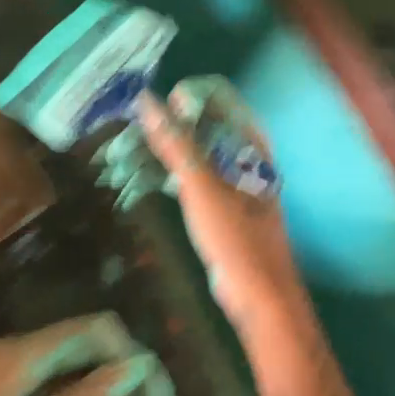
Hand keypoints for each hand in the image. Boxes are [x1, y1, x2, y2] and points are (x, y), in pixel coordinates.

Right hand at [136, 91, 329, 395]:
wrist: (261, 300)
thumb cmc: (236, 239)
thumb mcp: (201, 186)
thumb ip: (175, 142)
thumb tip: (147, 100)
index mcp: (251, 146)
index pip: (220, 98)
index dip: (188, 95)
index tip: (154, 102)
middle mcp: (247, 158)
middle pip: (207, 124)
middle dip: (172, 121)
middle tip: (136, 123)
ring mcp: (237, 183)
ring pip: (199, 151)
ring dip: (169, 147)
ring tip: (133, 147)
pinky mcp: (225, 208)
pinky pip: (196, 176)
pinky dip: (173, 172)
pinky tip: (148, 178)